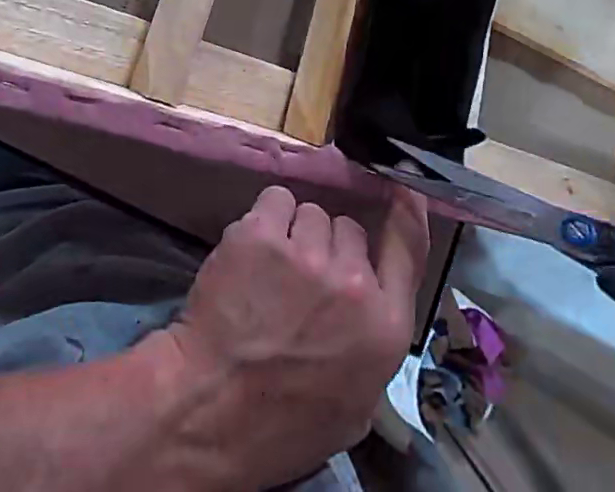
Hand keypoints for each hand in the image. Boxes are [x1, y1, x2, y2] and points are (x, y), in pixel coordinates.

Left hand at [159, 185, 428, 488]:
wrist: (205, 415)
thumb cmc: (281, 423)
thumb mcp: (357, 405)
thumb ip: (377, 342)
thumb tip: (377, 296)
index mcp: (386, 325)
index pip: (409, 245)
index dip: (407, 210)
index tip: (400, 190)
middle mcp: (354, 283)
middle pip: (349, 228)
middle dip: (329, 246)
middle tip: (300, 279)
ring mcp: (307, 254)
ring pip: (310, 213)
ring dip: (294, 233)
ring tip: (268, 269)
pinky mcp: (261, 235)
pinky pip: (275, 200)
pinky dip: (265, 218)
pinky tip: (249, 250)